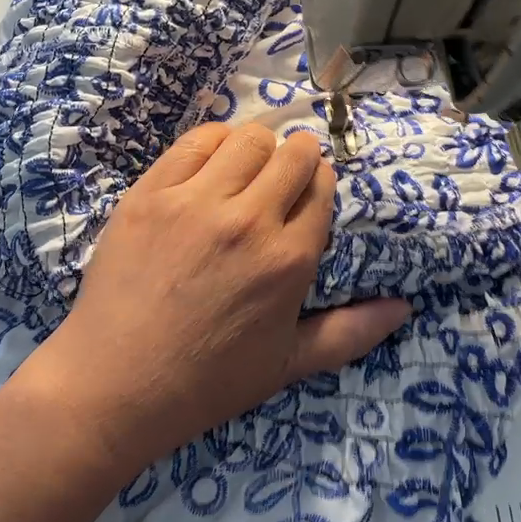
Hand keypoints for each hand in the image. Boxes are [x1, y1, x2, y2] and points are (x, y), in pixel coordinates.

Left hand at [12, 123, 410, 468]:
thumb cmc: (208, 381)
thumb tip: (404, 307)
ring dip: (255, 148)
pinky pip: (192, 143)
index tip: (305, 195)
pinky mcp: (149, 193)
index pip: (321, 187)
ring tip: (243, 172)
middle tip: (278, 180)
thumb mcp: (288, 365)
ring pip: (245, 139)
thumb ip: (351, 332)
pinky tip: (209, 164)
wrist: (116, 383)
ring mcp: (194, 202)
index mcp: (289, 260)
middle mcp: (248, 220)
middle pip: (291, 154)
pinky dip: (210, 143)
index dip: (318, 184)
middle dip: (296, 158)